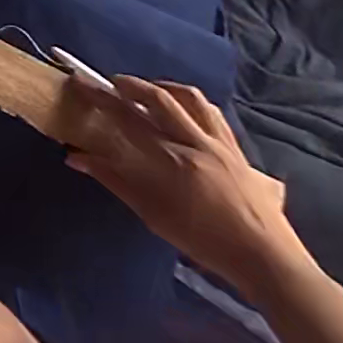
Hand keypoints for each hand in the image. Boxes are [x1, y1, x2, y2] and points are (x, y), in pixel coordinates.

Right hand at [65, 75, 312, 293]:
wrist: (268, 262)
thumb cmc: (203, 240)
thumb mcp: (151, 214)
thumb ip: (113, 179)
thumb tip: (74, 156)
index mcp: (171, 161)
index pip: (126, 118)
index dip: (99, 96)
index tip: (79, 81)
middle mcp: (197, 145)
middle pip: (158, 99)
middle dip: (130, 84)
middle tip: (111, 83)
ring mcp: (221, 145)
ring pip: (191, 99)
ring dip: (163, 87)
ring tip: (147, 90)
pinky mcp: (238, 150)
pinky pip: (213, 114)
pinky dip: (191, 102)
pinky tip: (183, 108)